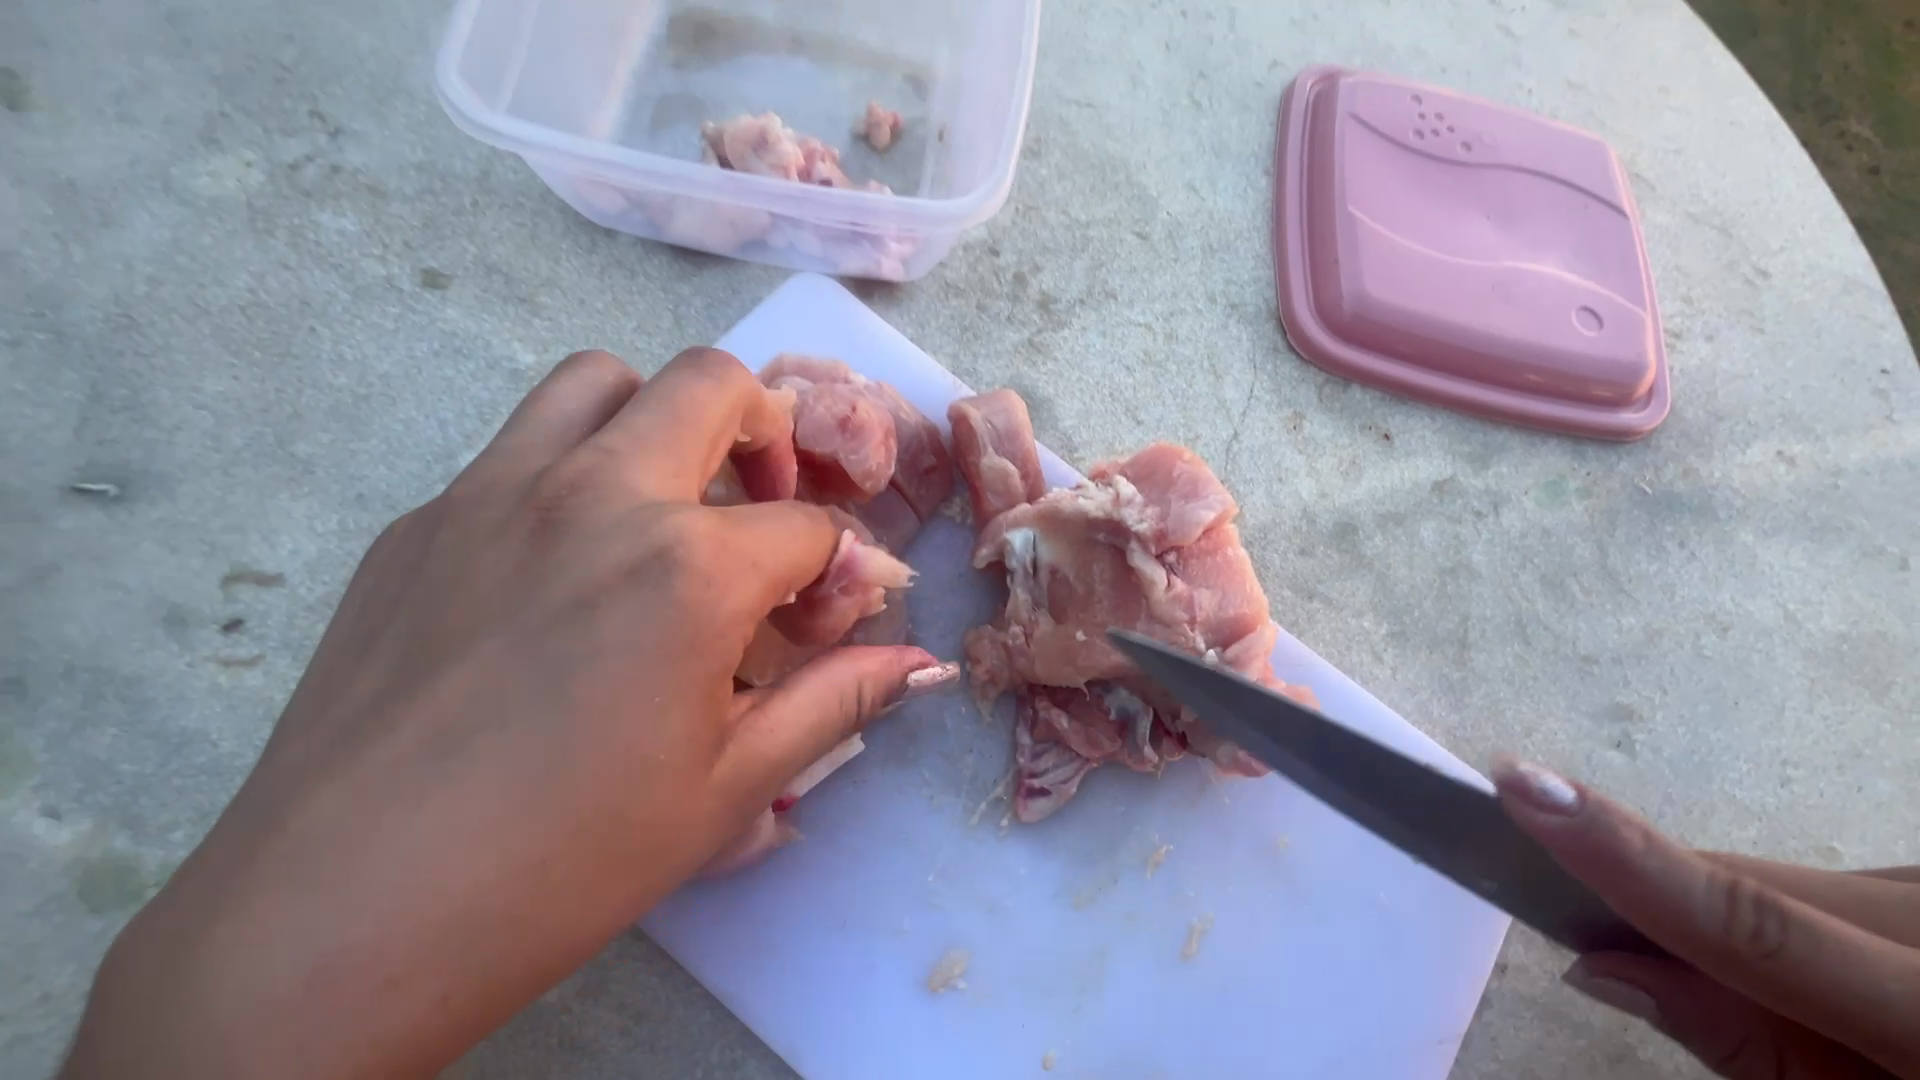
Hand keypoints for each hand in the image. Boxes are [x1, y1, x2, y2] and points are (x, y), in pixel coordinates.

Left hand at [60, 348, 945, 1079]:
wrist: (348, 911)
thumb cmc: (570, 858)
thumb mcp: (732, 786)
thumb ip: (836, 702)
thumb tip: (918, 664)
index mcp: (691, 568)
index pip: (810, 527)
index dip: (841, 567)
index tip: (831, 612)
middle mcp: (601, 495)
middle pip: (713, 385)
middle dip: (769, 429)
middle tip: (764, 501)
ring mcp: (497, 493)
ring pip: (600, 381)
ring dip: (658, 418)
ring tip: (664, 500)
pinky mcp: (422, 520)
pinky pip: (516, 449)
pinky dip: (571, 471)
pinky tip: (562, 568)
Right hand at [1494, 759, 1919, 1078]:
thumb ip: (1745, 1048)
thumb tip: (1599, 966)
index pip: (1754, 926)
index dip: (1630, 860)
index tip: (1522, 787)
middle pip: (1744, 890)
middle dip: (1672, 918)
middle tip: (1643, 981)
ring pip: (1772, 882)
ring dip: (1734, 928)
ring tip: (1797, 1016)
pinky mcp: (1913, 871)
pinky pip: (1814, 885)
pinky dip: (1784, 922)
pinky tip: (1842, 984)